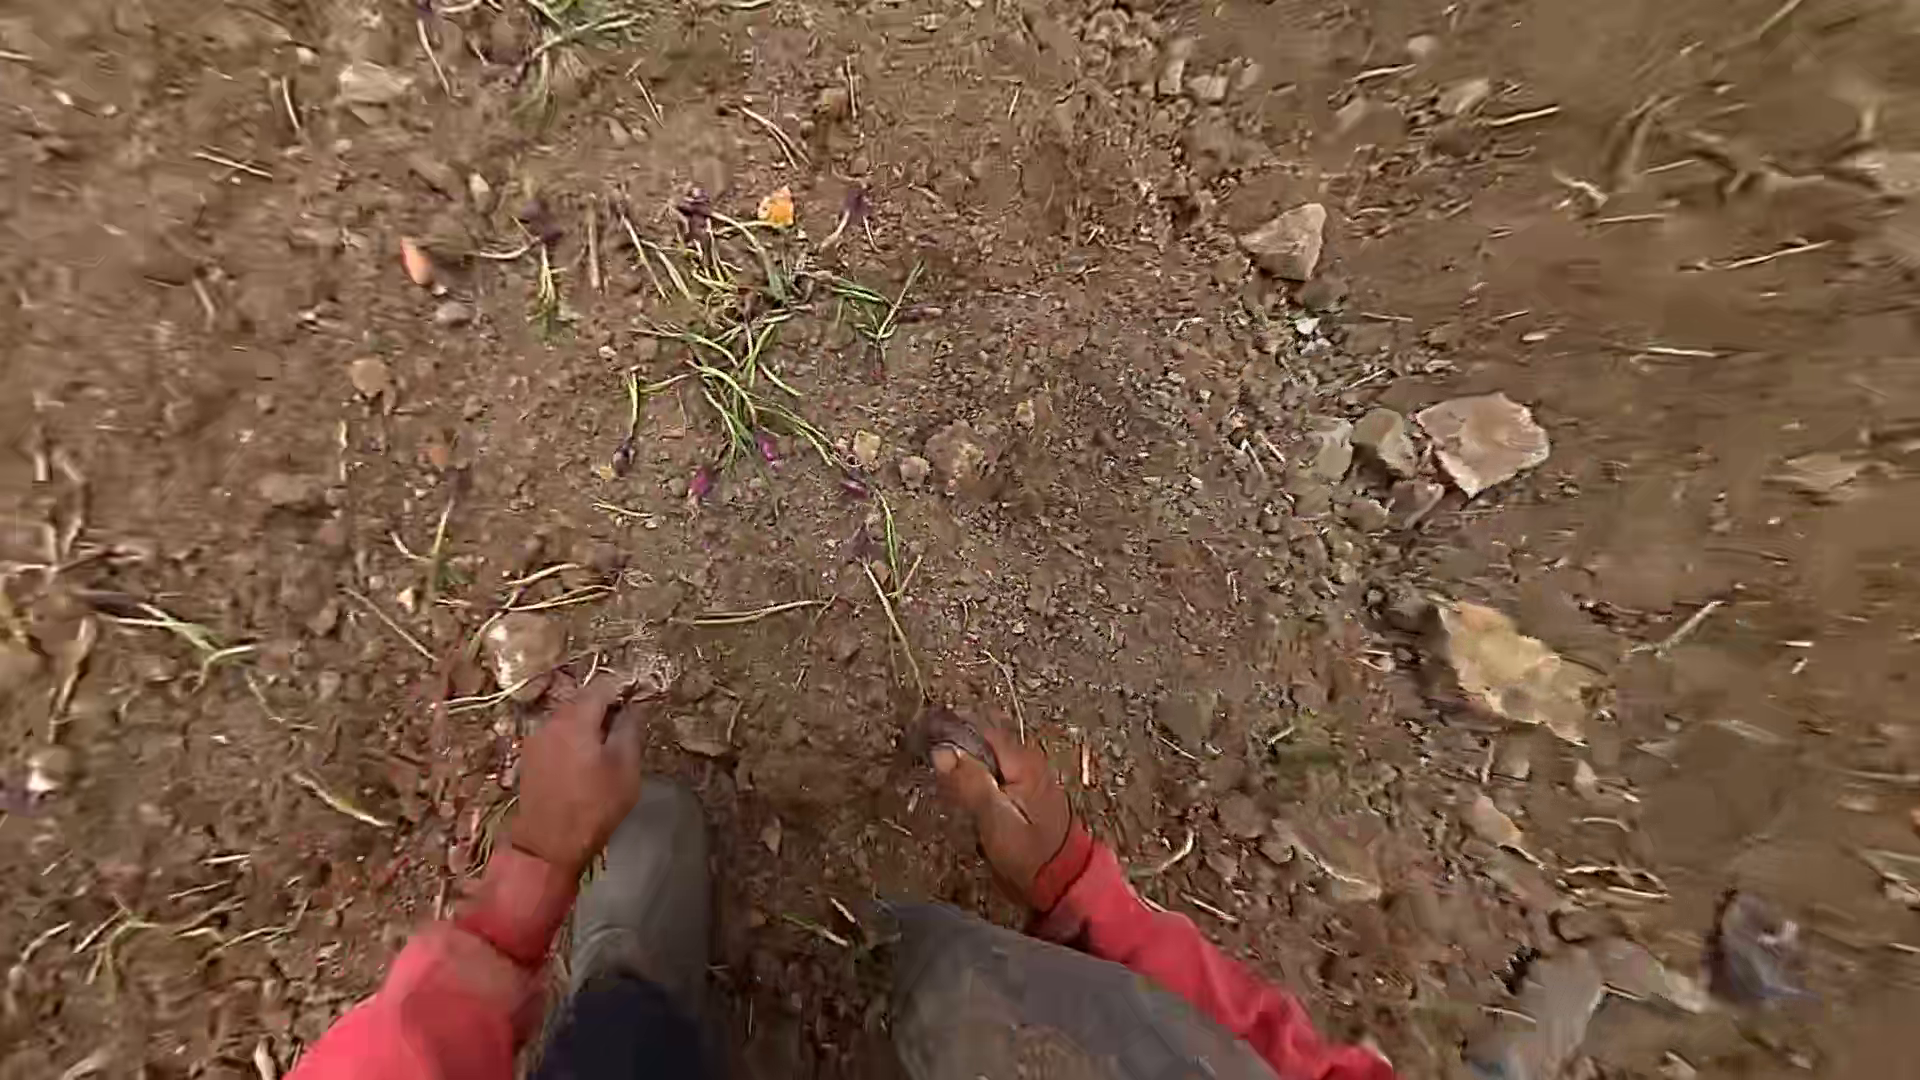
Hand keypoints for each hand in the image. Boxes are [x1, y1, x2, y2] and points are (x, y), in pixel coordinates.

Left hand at [508, 677, 645, 875]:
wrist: (548, 847)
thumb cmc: (595, 803)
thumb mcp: (625, 763)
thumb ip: (629, 726)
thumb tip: (632, 705)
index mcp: (574, 719)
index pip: (604, 686)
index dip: (627, 688)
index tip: (645, 698)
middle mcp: (550, 722)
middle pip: (584, 698)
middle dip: (610, 703)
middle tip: (633, 719)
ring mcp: (537, 740)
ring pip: (571, 715)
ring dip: (593, 719)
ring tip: (614, 738)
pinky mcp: (532, 757)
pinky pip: (560, 732)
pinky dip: (578, 733)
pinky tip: (592, 752)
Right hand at [933, 726, 1074, 908]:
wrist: (1063, 883)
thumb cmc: (1030, 854)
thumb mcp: (995, 820)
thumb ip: (970, 783)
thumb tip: (942, 752)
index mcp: (1022, 760)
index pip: (980, 728)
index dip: (949, 727)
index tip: (922, 732)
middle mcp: (1026, 759)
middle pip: (982, 736)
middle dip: (952, 737)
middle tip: (922, 745)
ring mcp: (1026, 774)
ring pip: (986, 752)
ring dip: (961, 752)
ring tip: (932, 760)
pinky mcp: (1022, 790)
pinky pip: (992, 768)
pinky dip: (971, 768)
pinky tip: (955, 779)